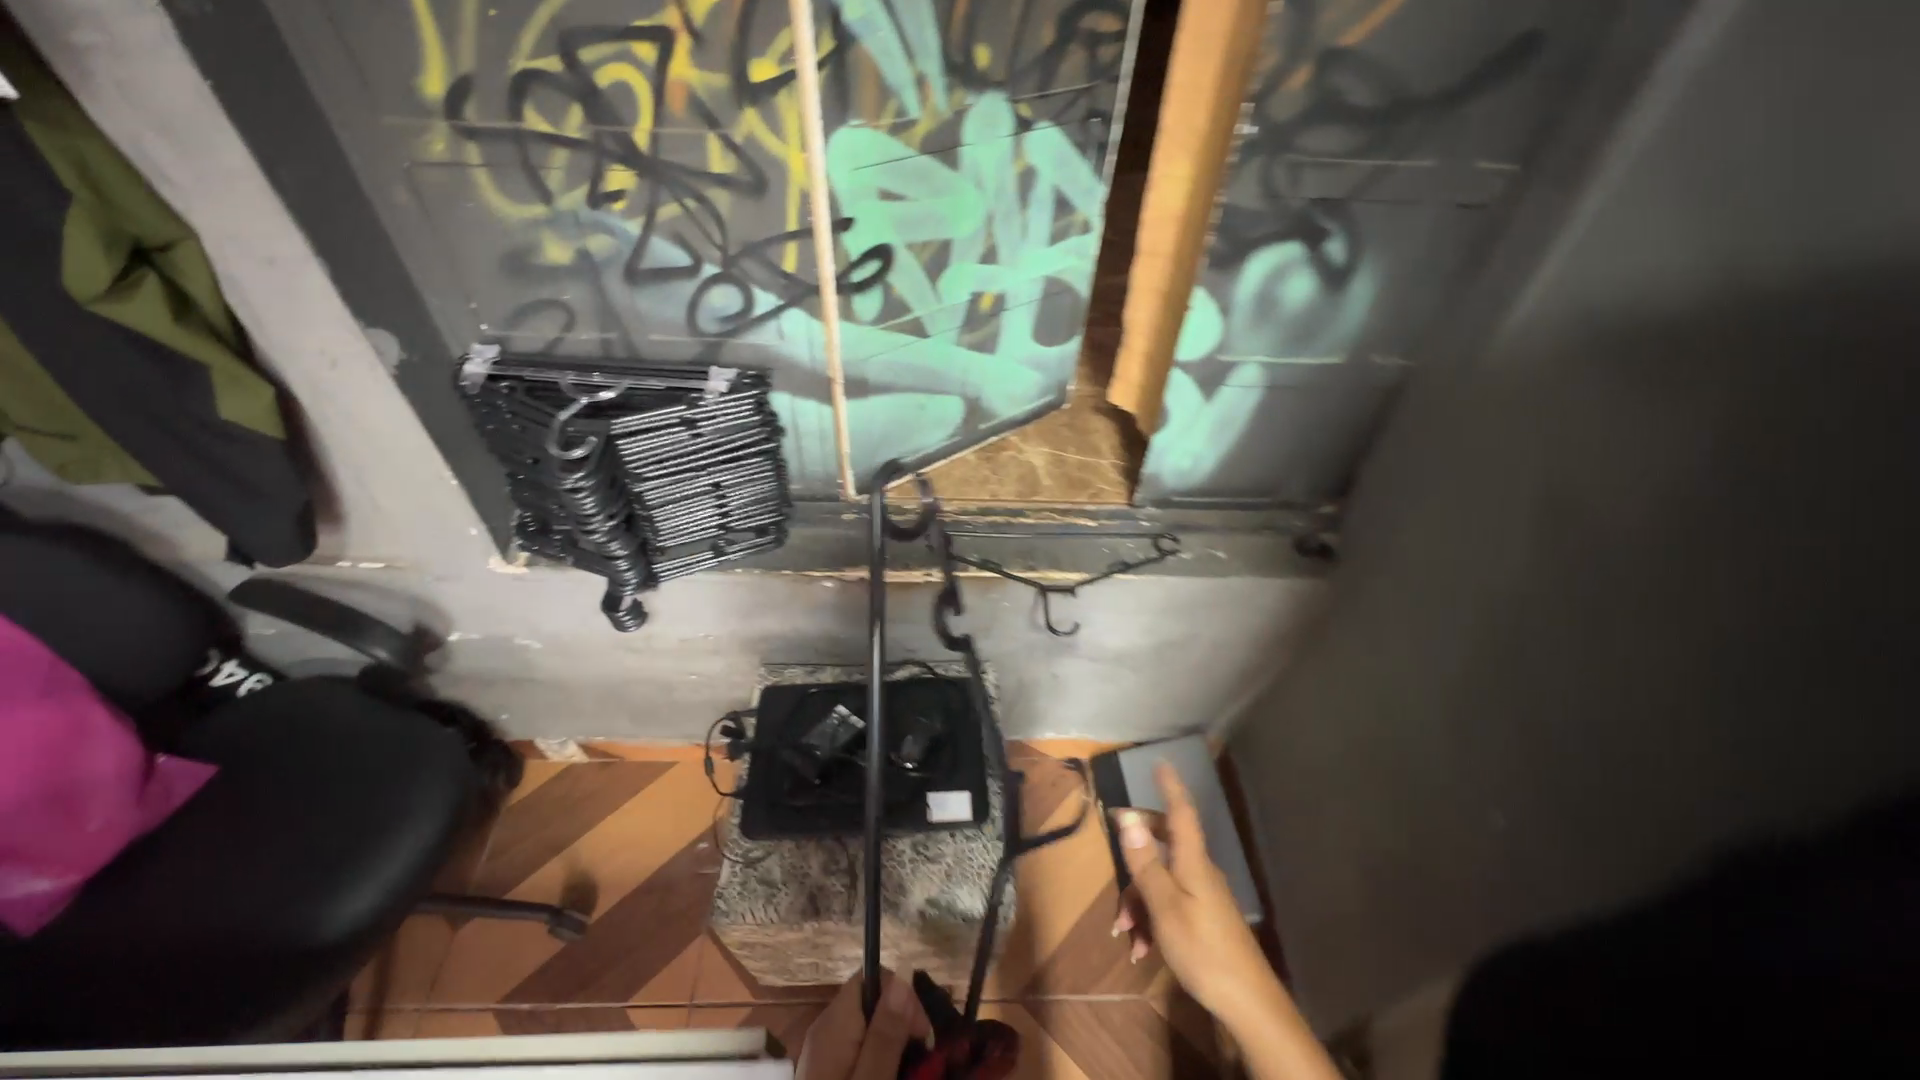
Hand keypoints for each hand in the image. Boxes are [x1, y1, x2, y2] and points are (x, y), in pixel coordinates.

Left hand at [795, 968, 931, 1079]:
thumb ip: (886, 1031)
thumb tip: (903, 970)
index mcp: (834, 1024)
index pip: (872, 977)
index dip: (902, 996)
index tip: (921, 1035)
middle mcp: (826, 1029)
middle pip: (871, 1001)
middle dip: (902, 1022)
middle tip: (923, 1059)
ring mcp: (824, 1051)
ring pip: (868, 1025)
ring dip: (893, 1042)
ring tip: (910, 1071)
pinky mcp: (827, 1070)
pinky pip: (858, 1046)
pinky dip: (879, 1056)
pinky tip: (890, 1076)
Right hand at [1111, 763, 1284, 1027]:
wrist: (1247, 1001)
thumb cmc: (1203, 948)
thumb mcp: (1164, 905)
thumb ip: (1145, 862)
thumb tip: (1128, 817)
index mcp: (1192, 861)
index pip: (1180, 813)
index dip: (1170, 787)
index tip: (1162, 763)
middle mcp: (1199, 871)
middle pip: (1163, 845)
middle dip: (1134, 858)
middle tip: (1112, 866)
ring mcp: (1203, 896)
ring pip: (1160, 881)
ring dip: (1138, 902)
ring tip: (1125, 934)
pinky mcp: (1203, 919)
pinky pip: (1168, 905)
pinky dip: (1150, 921)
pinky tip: (1141, 950)